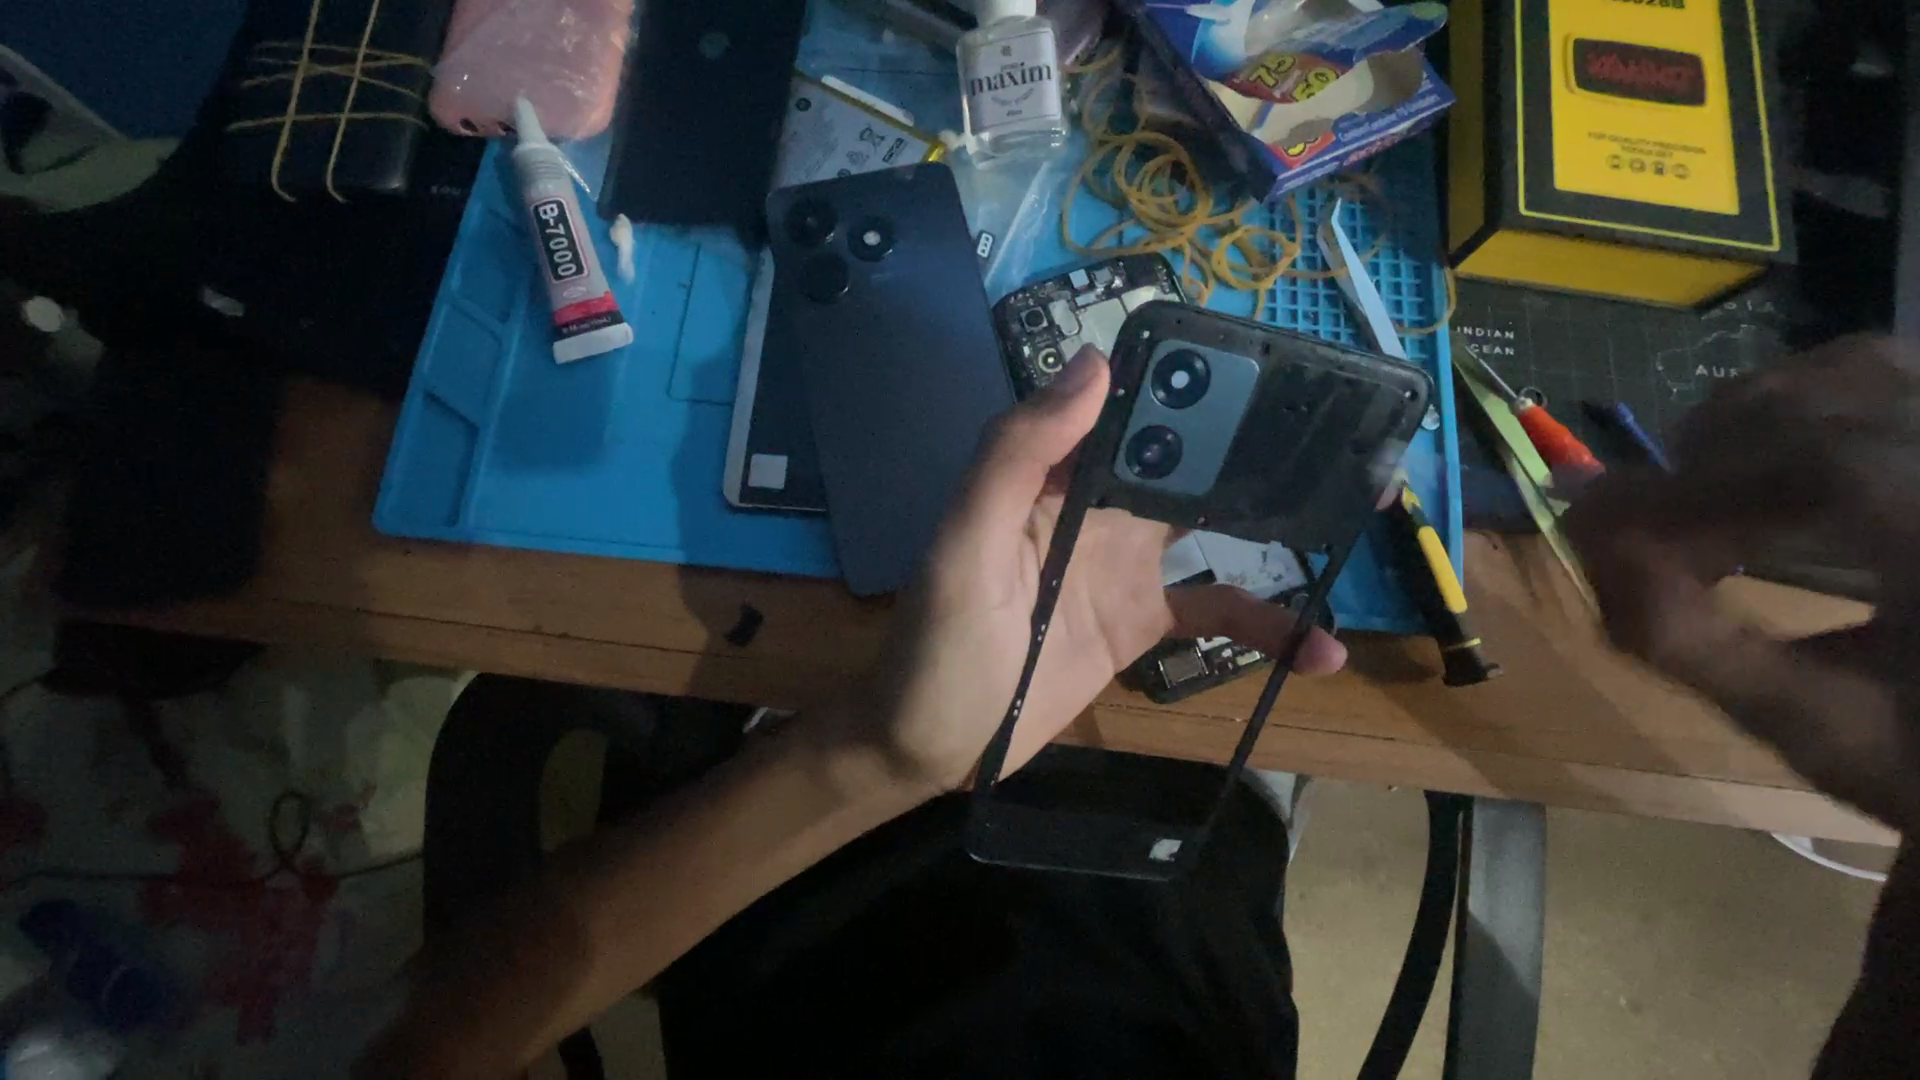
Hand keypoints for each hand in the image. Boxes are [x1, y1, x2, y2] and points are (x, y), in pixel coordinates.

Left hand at [854, 346, 1346, 791]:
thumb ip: (1016, 456)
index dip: (1188, 385)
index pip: (1126, 411)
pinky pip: (1214, 612)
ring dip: (1276, 525)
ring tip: (1358, 516)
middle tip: (1343, 437)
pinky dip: (1266, 626)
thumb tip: (1093, 362)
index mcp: (1051, 477)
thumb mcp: (964, 546)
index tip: (1272, 370)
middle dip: (1252, 445)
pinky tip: (1323, 648)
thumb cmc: (937, 647)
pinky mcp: (1140, 622)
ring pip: (1211, 527)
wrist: (934, 747)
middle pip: (1181, 461)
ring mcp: (1123, 565)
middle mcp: (1093, 508)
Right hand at [1568, 335, 1919, 831]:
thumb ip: (1681, 637)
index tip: (1597, 533)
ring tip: (1714, 493)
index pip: (1820, 464)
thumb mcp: (1812, 727)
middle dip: (1707, 457)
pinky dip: (1808, 412)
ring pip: (1858, 368)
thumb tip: (1583, 538)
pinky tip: (1778, 479)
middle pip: (1824, 398)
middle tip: (1658, 528)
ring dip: (1755, 422)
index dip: (1686, 488)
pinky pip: (1888, 381)